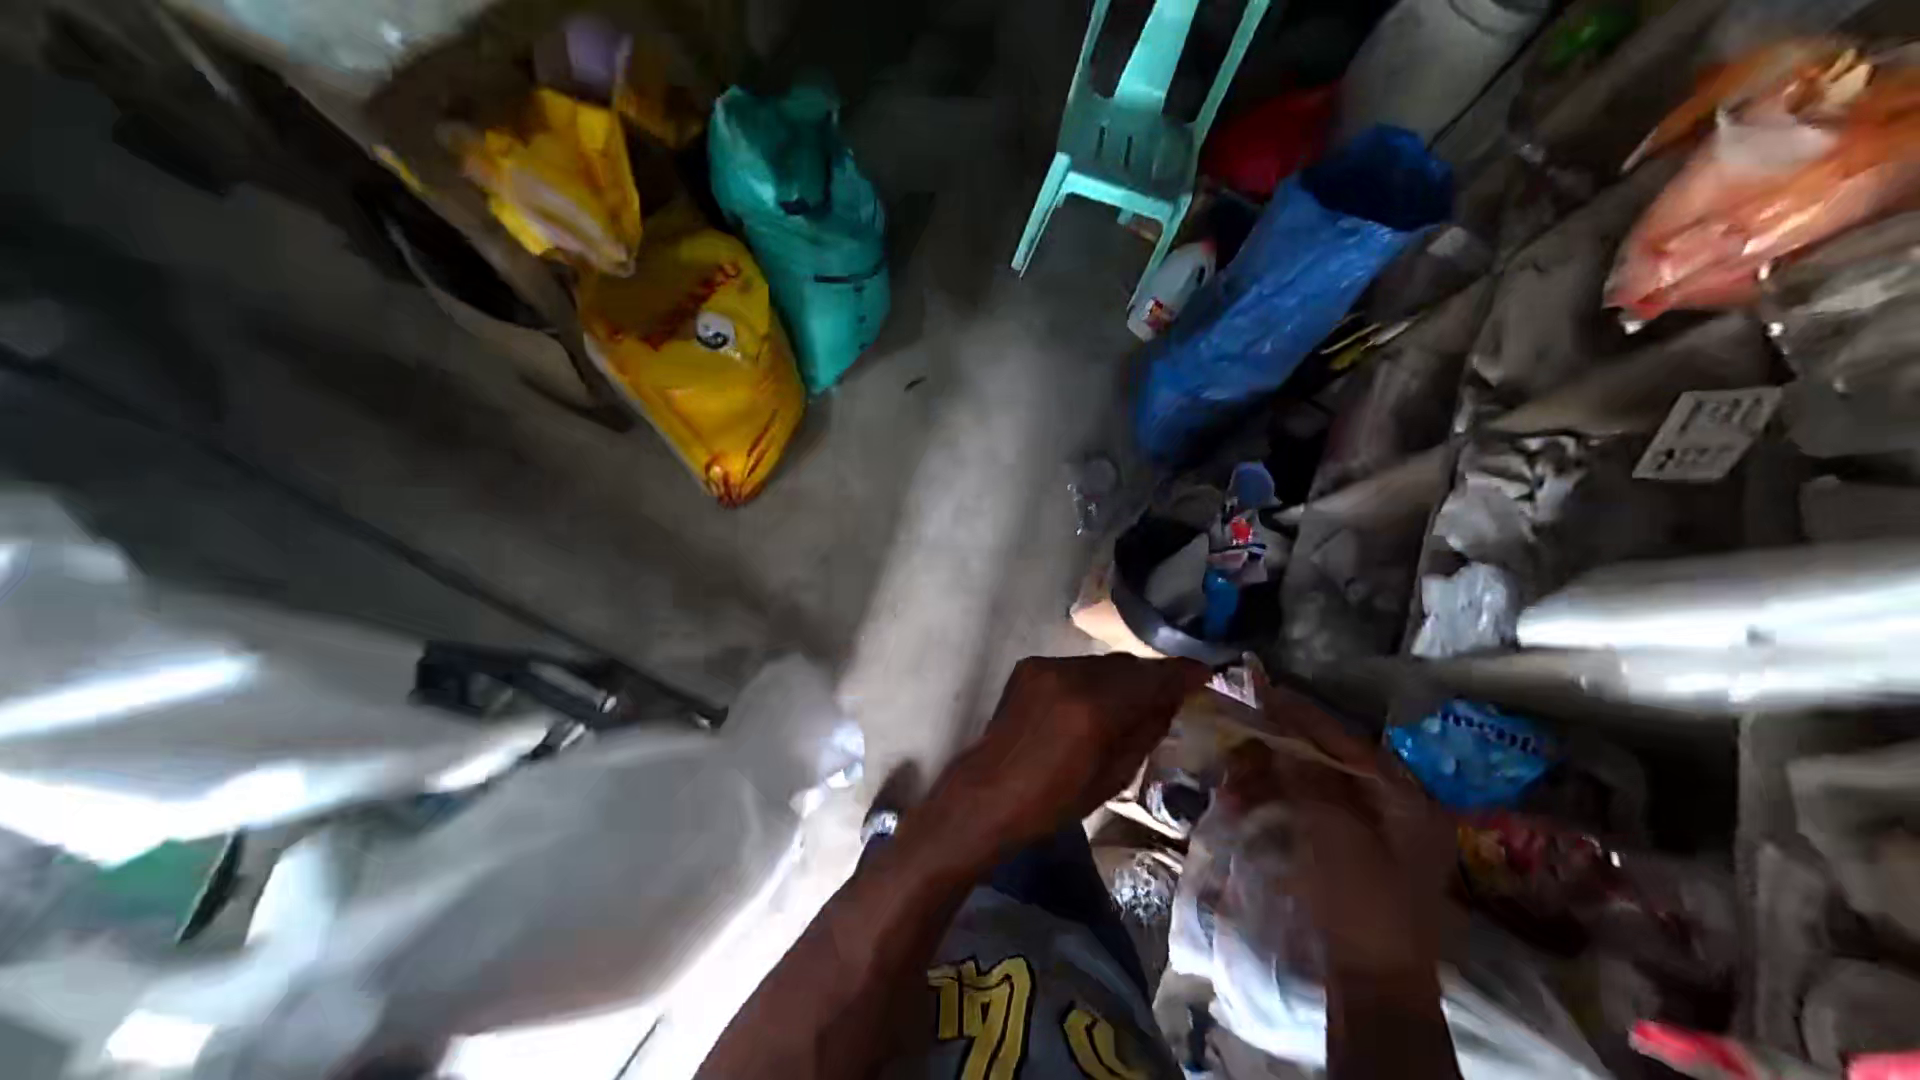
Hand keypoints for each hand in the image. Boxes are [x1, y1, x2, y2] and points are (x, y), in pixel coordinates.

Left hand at [923, 655, 1209, 861]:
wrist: (988, 792)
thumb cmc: (1054, 800)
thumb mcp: (1113, 775)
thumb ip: (1146, 730)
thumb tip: (1171, 700)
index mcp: (1097, 709)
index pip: (1154, 679)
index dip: (1183, 674)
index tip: (1203, 673)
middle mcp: (1073, 676)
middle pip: (1128, 665)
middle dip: (1150, 678)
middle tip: (1166, 696)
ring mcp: (1047, 667)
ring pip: (1100, 664)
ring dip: (1118, 679)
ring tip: (1122, 704)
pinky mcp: (1029, 666)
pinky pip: (1074, 666)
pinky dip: (1088, 680)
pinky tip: (1085, 705)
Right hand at [1232, 671, 1455, 979]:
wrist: (1374, 987)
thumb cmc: (1363, 906)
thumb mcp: (1335, 836)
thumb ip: (1307, 779)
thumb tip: (1278, 735)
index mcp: (1403, 797)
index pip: (1343, 739)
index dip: (1299, 712)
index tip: (1260, 686)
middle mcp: (1392, 806)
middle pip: (1325, 758)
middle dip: (1277, 744)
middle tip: (1238, 727)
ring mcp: (1370, 832)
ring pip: (1310, 784)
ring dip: (1268, 775)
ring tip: (1231, 772)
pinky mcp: (1345, 851)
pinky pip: (1305, 811)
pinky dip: (1274, 801)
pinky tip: (1242, 800)